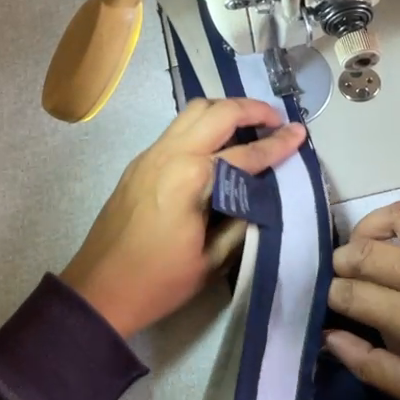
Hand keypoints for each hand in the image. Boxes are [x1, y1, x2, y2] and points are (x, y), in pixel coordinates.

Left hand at [62, 98, 306, 337]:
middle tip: (276, 120)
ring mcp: (150, 154)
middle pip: (217, 112)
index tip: (301, 133)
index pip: (245, 153)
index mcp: (191, 177)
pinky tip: (218, 144)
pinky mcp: (140, 163)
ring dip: (224, 111)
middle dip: (251, 109)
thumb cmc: (157, 282)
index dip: (278, 144)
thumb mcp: (211, 260)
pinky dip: (203, 125)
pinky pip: (177, 129)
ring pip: (192, 112)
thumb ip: (241, 222)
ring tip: (250, 125)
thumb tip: (259, 197)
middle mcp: (170, 154)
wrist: (98, 290)